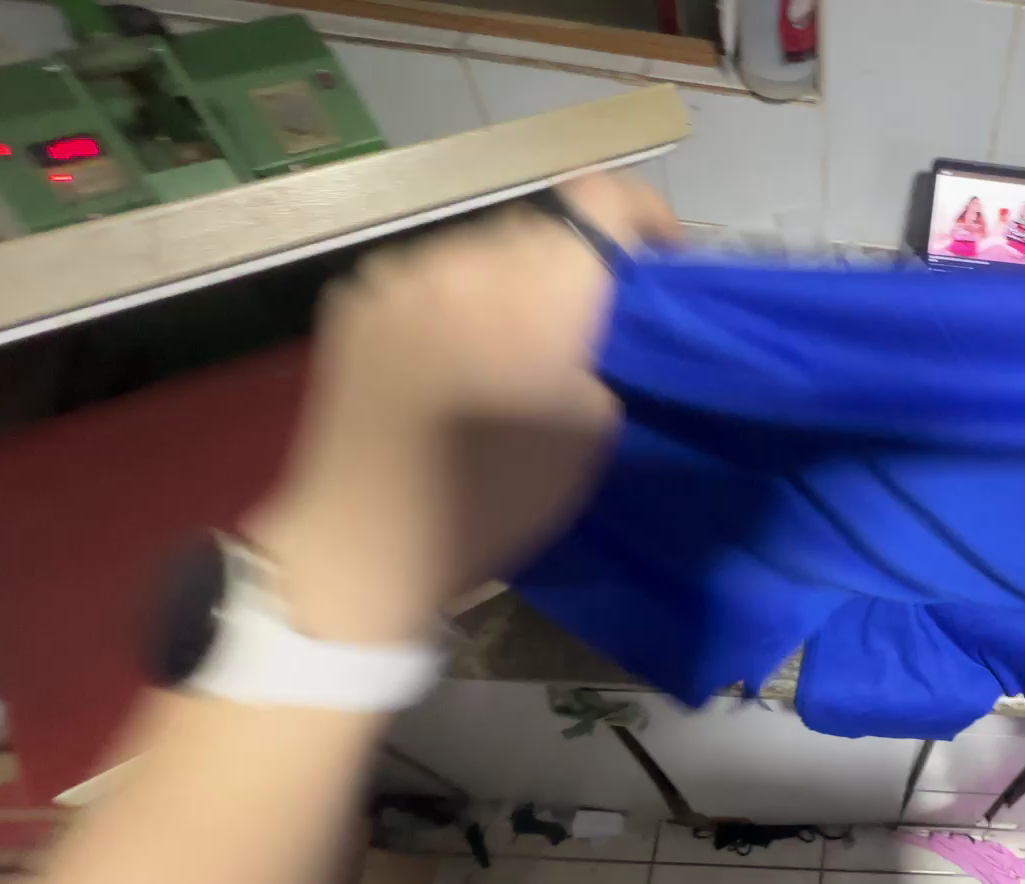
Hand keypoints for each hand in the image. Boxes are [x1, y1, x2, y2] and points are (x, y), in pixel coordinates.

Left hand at [250, 172, 679, 641]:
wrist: (374, 539)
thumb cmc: (506, 496)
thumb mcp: (594, 426)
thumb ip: (605, 346)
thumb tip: (598, 306)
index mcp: (533, 297)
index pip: (601, 203)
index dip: (645, 218)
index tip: (662, 263)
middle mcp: (462, 263)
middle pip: (546, 225)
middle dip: (584, 261)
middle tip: (597, 320)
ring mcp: (401, 276)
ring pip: (490, 246)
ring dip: (523, 278)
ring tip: (526, 339)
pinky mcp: (362, 298)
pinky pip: (438, 271)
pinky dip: (469, 296)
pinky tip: (465, 349)